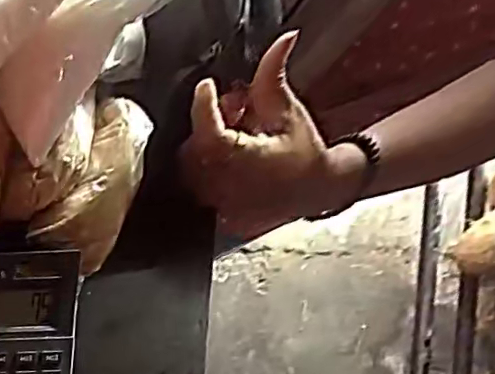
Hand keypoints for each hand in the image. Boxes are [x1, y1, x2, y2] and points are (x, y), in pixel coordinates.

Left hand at [179, 31, 363, 236]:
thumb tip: (279, 45)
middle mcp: (217, 183)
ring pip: (187, 163)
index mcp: (238, 160)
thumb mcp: (288, 115)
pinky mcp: (204, 207)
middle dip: (209, 122)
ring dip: (204, 143)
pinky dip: (201, 164)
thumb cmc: (301, 156)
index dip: (203, 106)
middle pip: (193, 144)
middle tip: (237, 111)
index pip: (207, 132)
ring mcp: (207, 199)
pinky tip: (224, 158)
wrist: (307, 193)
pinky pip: (188, 181)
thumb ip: (271, 83)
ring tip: (237, 136)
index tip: (205, 87)